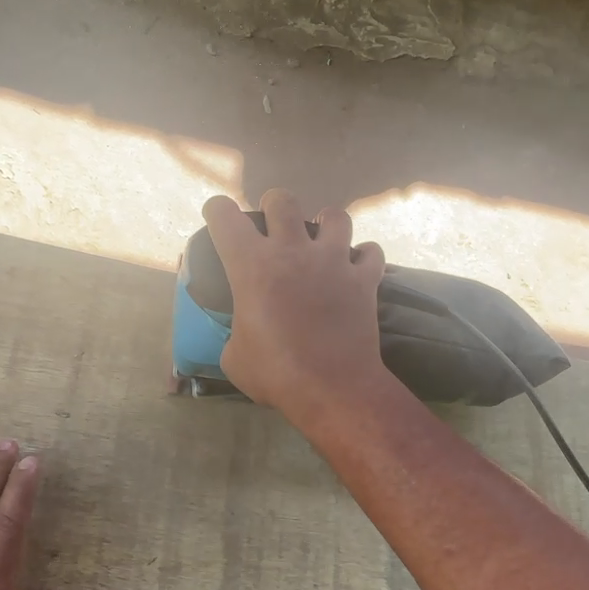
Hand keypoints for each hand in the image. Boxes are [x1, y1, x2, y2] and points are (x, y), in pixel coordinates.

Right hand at [202, 190, 389, 416]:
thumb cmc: (275, 374)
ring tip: (322, 238)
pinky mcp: (365, 279)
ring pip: (335, 216)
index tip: (218, 217)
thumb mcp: (234, 356)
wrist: (331, 388)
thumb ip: (235, 333)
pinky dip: (364, 256)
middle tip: (274, 225)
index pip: (225, 216)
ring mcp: (333, 261)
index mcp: (251, 265)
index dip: (217, 211)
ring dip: (326, 223)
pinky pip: (371, 252)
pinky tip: (357, 266)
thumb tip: (241, 334)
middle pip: (282, 201)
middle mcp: (292, 251)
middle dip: (274, 206)